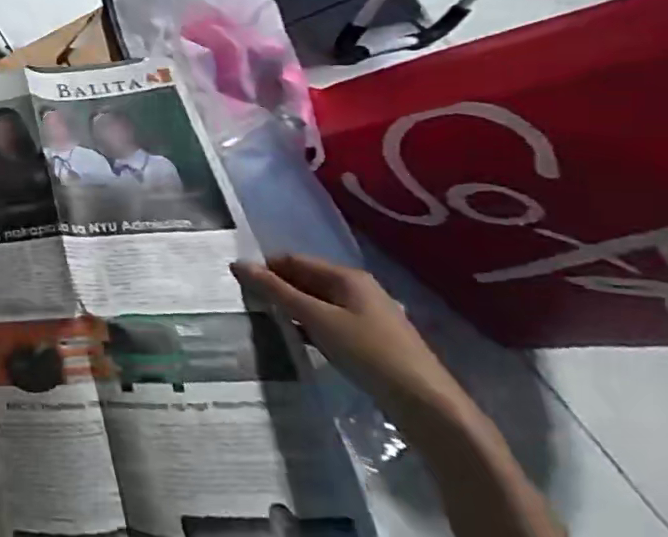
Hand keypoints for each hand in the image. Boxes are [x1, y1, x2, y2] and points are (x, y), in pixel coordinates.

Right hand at [231, 254, 467, 427]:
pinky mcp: (371, 340)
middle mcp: (358, 289)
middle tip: (247, 304)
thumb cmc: (369, 353)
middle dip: (277, 289)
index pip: (294, 260)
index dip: (265, 268)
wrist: (429, 406)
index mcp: (347, 276)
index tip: (238, 284)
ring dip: (292, 310)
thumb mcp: (317, 319)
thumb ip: (276, 291)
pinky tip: (297, 342)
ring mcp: (367, 315)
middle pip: (306, 280)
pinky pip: (330, 323)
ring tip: (265, 323)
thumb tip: (238, 263)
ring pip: (317, 303)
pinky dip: (310, 328)